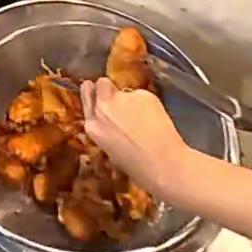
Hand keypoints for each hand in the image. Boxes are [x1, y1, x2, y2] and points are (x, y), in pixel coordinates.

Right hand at [80, 77, 192, 194]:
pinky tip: (156, 119)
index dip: (95, 94)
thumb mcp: (111, 150)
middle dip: (108, 88)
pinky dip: (148, 104)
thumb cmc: (138, 167)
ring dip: (131, 99)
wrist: (164, 165)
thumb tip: (114, 121)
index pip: (87, 96)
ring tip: (144, 116)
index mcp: (93, 125)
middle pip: (102, 84)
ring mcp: (122, 98)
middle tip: (119, 96)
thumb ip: (106, 129)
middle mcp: (103, 107)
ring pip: (125, 90)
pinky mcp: (142, 94)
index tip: (98, 92)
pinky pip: (142, 95)